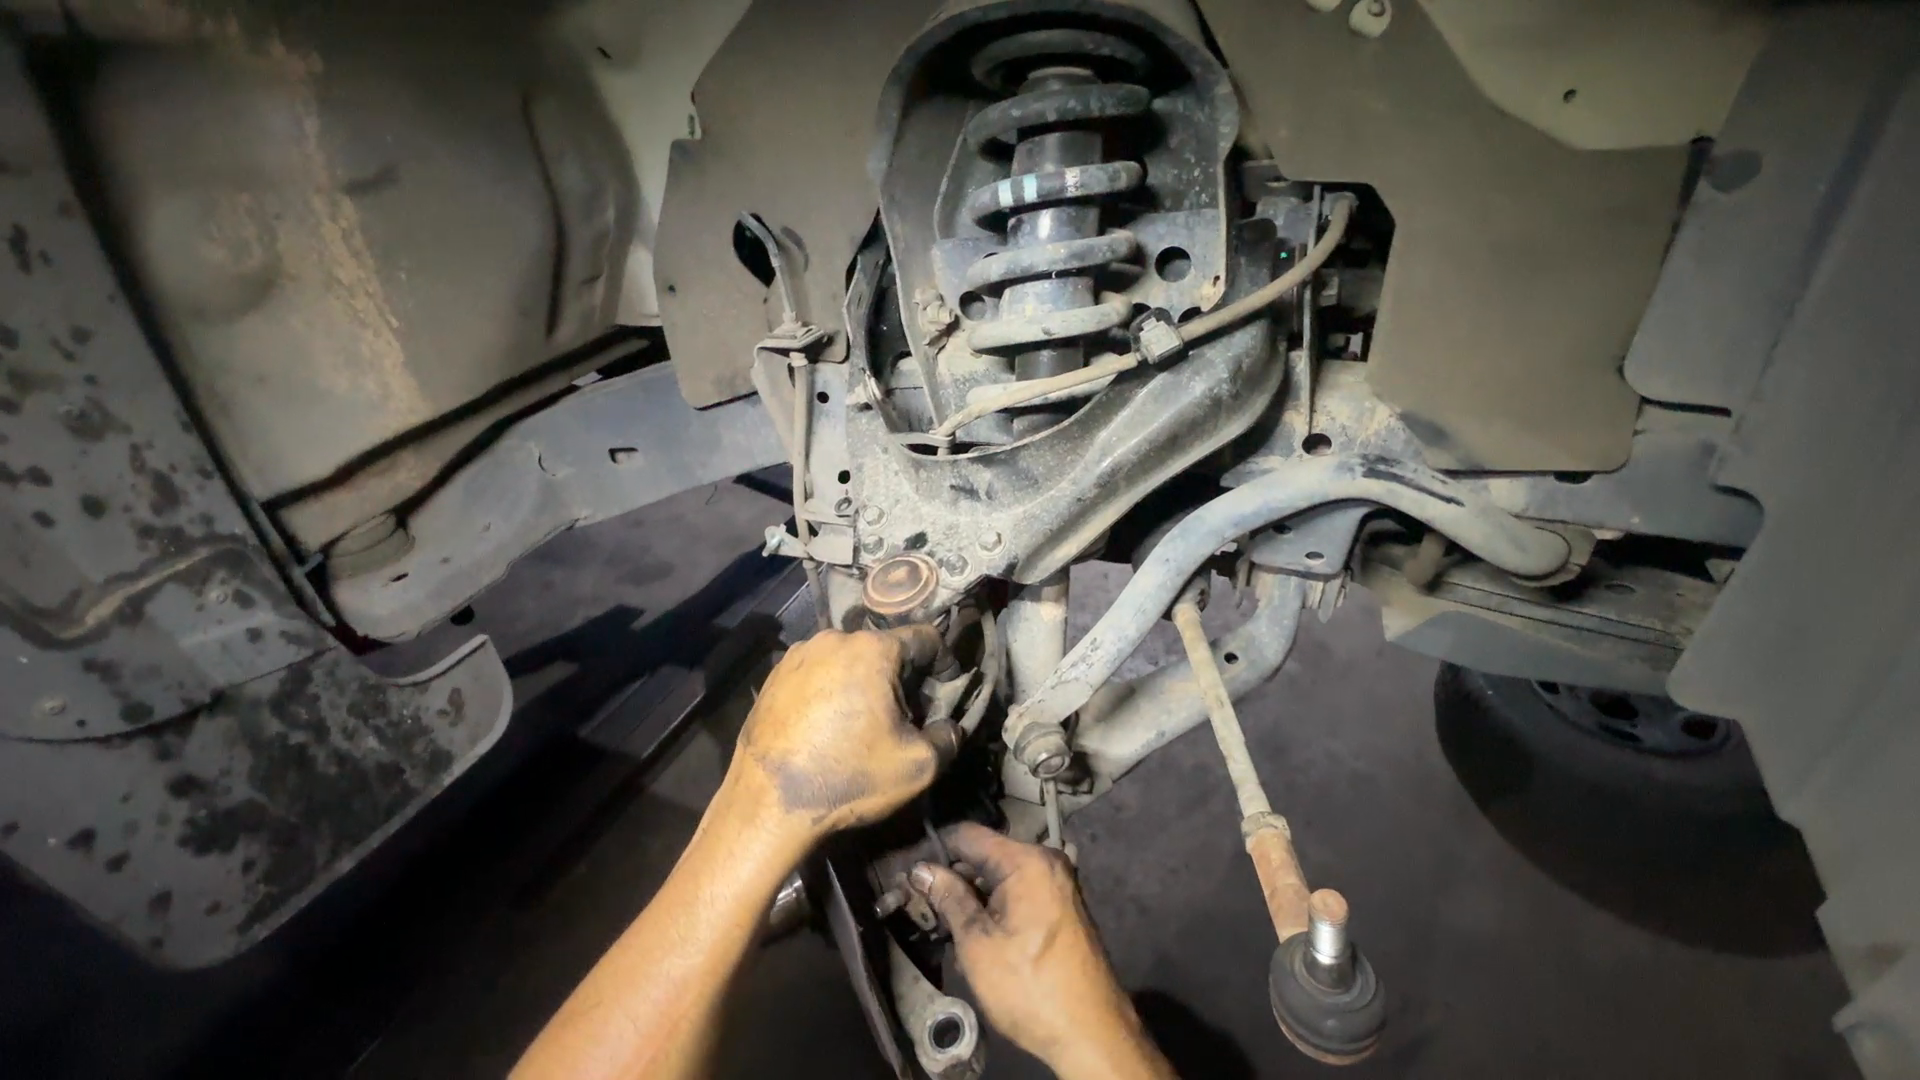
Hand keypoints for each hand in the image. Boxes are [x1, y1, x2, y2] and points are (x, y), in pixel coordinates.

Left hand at [726, 625, 943, 841]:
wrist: (767, 804)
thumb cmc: (848, 777)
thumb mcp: (918, 766)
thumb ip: (949, 737)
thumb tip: (949, 726)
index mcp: (873, 648)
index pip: (925, 639)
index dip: (942, 667)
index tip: (942, 695)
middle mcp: (834, 638)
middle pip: (884, 650)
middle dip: (900, 679)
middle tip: (902, 719)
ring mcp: (798, 655)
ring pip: (848, 660)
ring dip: (863, 683)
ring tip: (860, 725)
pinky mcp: (773, 676)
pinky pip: (817, 674)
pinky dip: (830, 692)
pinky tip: (826, 728)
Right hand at [910, 825, 1169, 1078]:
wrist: (1090, 1032)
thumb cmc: (1029, 986)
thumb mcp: (977, 943)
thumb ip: (949, 898)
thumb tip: (922, 870)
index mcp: (1027, 860)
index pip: (967, 834)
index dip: (934, 850)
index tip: (910, 873)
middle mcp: (1047, 860)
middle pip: (986, 853)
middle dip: (954, 876)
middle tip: (923, 902)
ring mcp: (1059, 881)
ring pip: (1002, 873)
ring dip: (975, 893)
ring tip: (945, 921)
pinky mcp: (1063, 903)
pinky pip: (1020, 888)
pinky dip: (997, 903)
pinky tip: (977, 930)